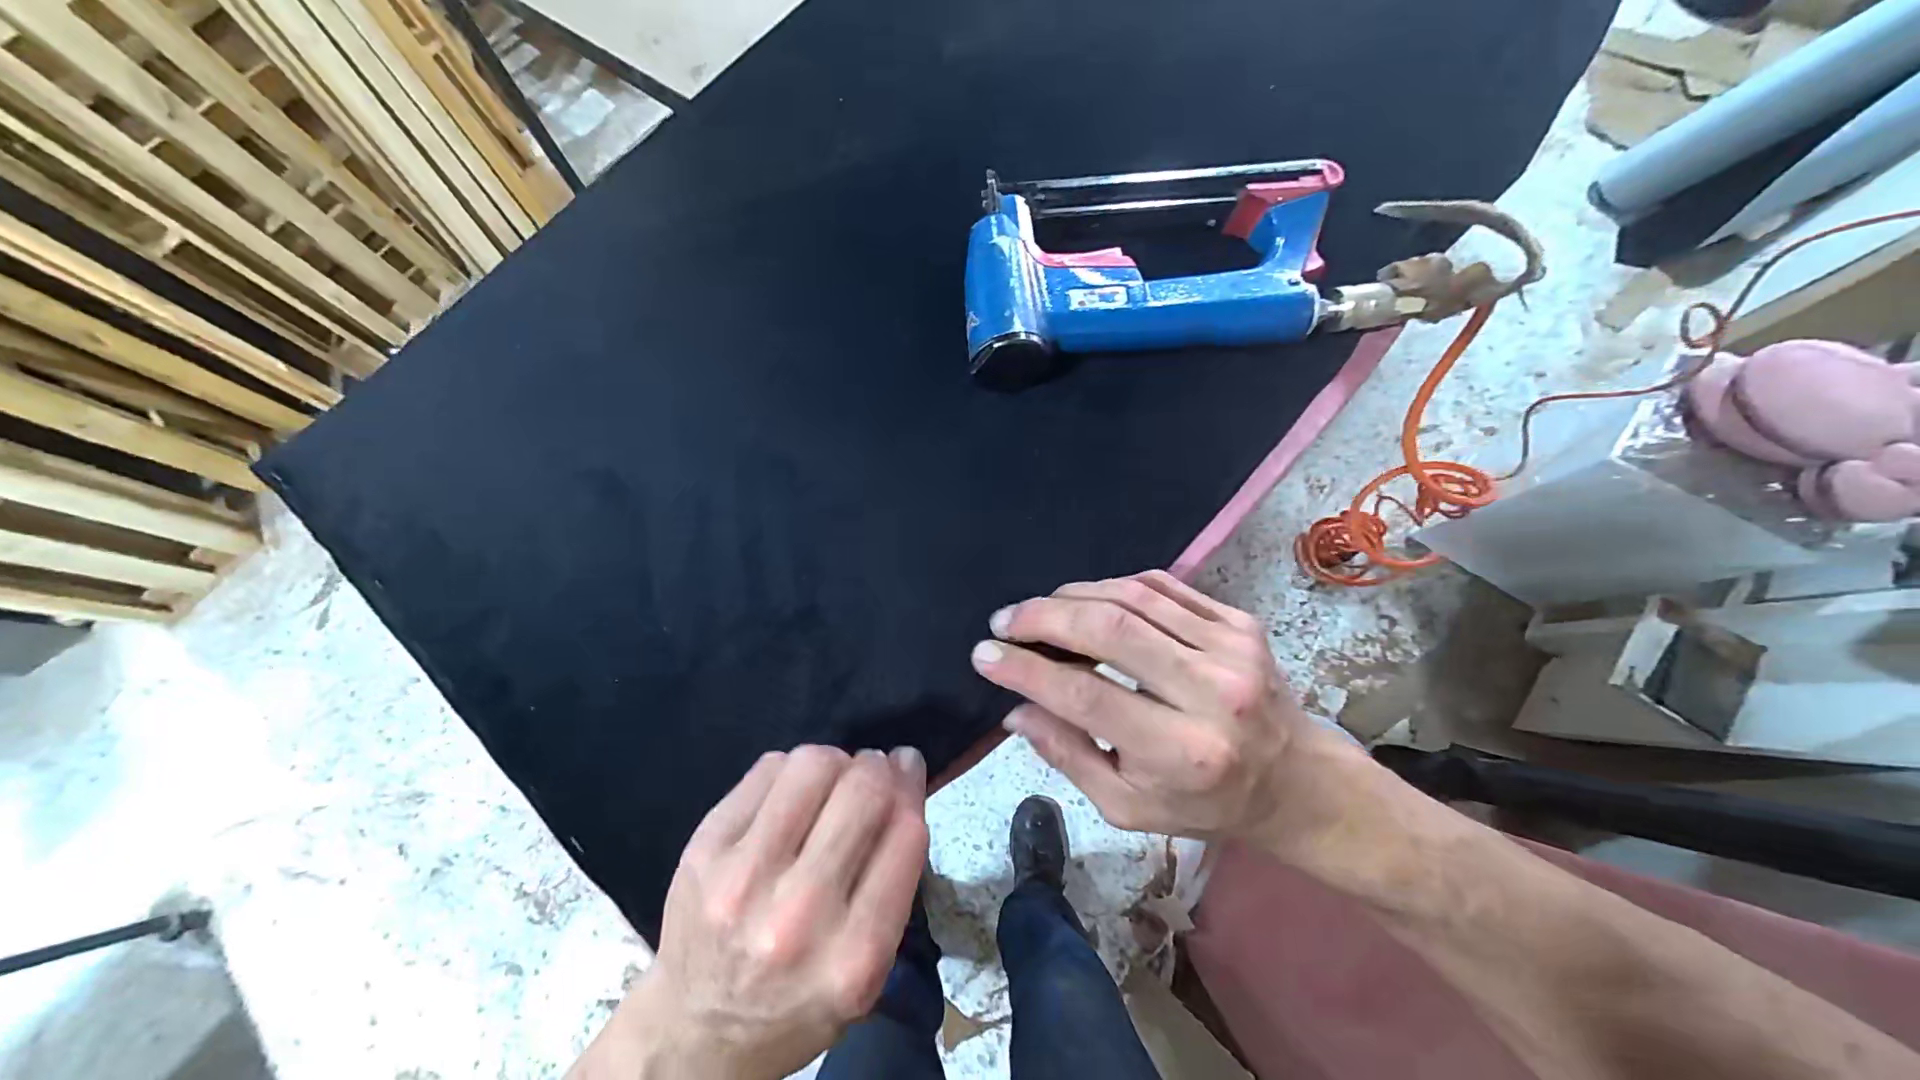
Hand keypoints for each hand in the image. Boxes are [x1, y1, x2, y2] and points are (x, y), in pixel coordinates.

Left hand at [572, 746, 928, 1079]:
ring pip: (812, 764)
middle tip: (874, 770)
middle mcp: (799, 914)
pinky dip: (791, 770)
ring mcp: (743, 879)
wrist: (698, 1032)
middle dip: (878, 767)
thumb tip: (904, 777)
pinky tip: (792, 794)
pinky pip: (767, 768)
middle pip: (863, 790)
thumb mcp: (870, 969)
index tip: (909, 769)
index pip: (906, 833)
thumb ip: (895, 879)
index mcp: (855, 955)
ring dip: (835, 761)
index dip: (912, 787)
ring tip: (831, 782)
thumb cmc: (800, 1001)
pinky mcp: (703, 850)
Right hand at [969, 570, 1361, 851]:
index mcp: (1181, 753)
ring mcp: (1231, 648)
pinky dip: (1113, 586)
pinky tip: (1086, 600)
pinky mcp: (1240, 622)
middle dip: (1044, 617)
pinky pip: (1162, 585)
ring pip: (1133, 596)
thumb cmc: (1206, 804)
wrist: (1296, 779)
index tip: (985, 655)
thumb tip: (1015, 710)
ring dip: (1073, 596)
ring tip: (1037, 609)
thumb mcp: (1129, 807)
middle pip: (1111, 628)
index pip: (1086, 696)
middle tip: (1005, 621)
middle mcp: (1211, 693)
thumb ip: (1069, 756)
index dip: (1027, 670)